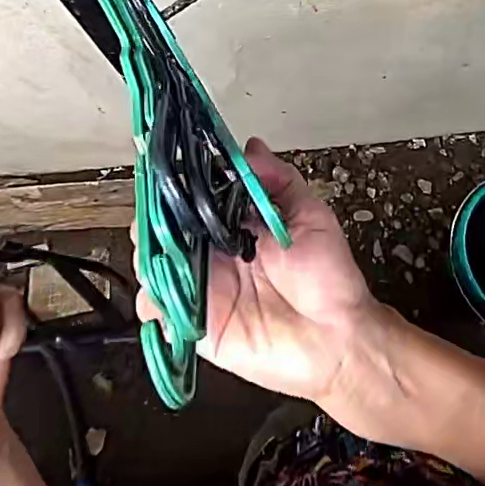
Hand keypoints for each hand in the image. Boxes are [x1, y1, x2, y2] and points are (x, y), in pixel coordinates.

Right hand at [138, 138, 383, 401]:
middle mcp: (215, 252)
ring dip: (148, 254)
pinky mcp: (197, 321)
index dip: (179, 184)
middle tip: (160, 213)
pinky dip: (151, 300)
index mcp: (238, 224)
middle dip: (153, 217)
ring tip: (160, 249)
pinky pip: (160, 310)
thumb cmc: (329, 278)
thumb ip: (279, 181)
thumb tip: (251, 147)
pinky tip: (160, 291)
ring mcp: (203, 286)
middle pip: (166, 228)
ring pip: (155, 263)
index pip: (196, 197)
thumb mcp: (310, 217)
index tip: (168, 170)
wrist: (335, 338)